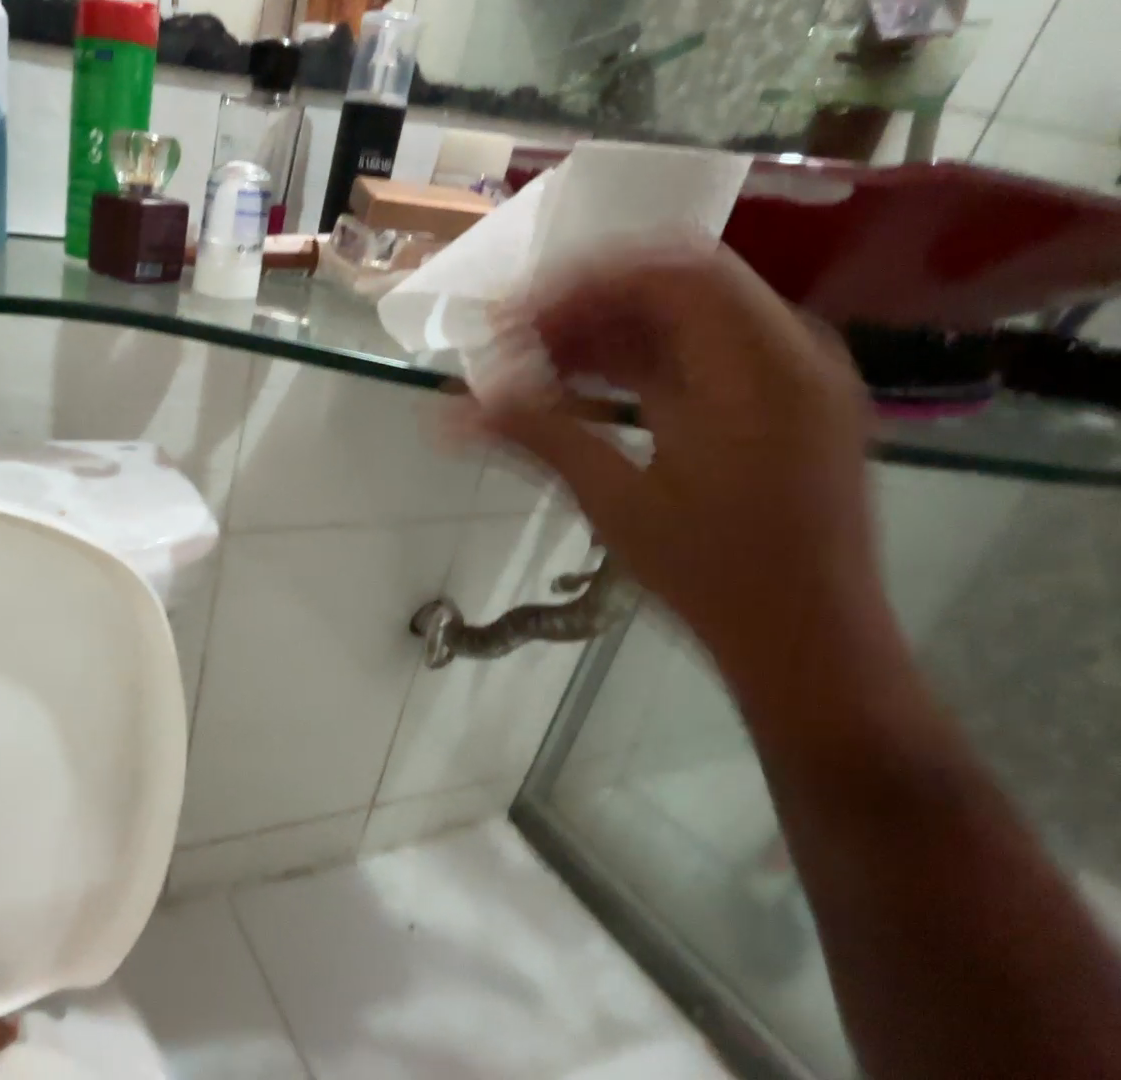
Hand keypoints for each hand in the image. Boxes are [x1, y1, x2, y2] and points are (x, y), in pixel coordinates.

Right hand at [444, 245, 885, 669]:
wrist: (812, 646)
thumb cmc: (717, 578)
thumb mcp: (616, 503)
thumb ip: (539, 436)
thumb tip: (451, 411)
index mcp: (760, 367)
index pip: (670, 272)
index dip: (582, 283)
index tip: (511, 319)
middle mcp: (789, 352)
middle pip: (677, 287)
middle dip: (586, 307)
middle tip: (514, 346)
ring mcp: (792, 379)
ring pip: (689, 321)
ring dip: (609, 335)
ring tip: (535, 370)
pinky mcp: (783, 407)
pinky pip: (705, 358)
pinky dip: (642, 364)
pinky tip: (586, 392)